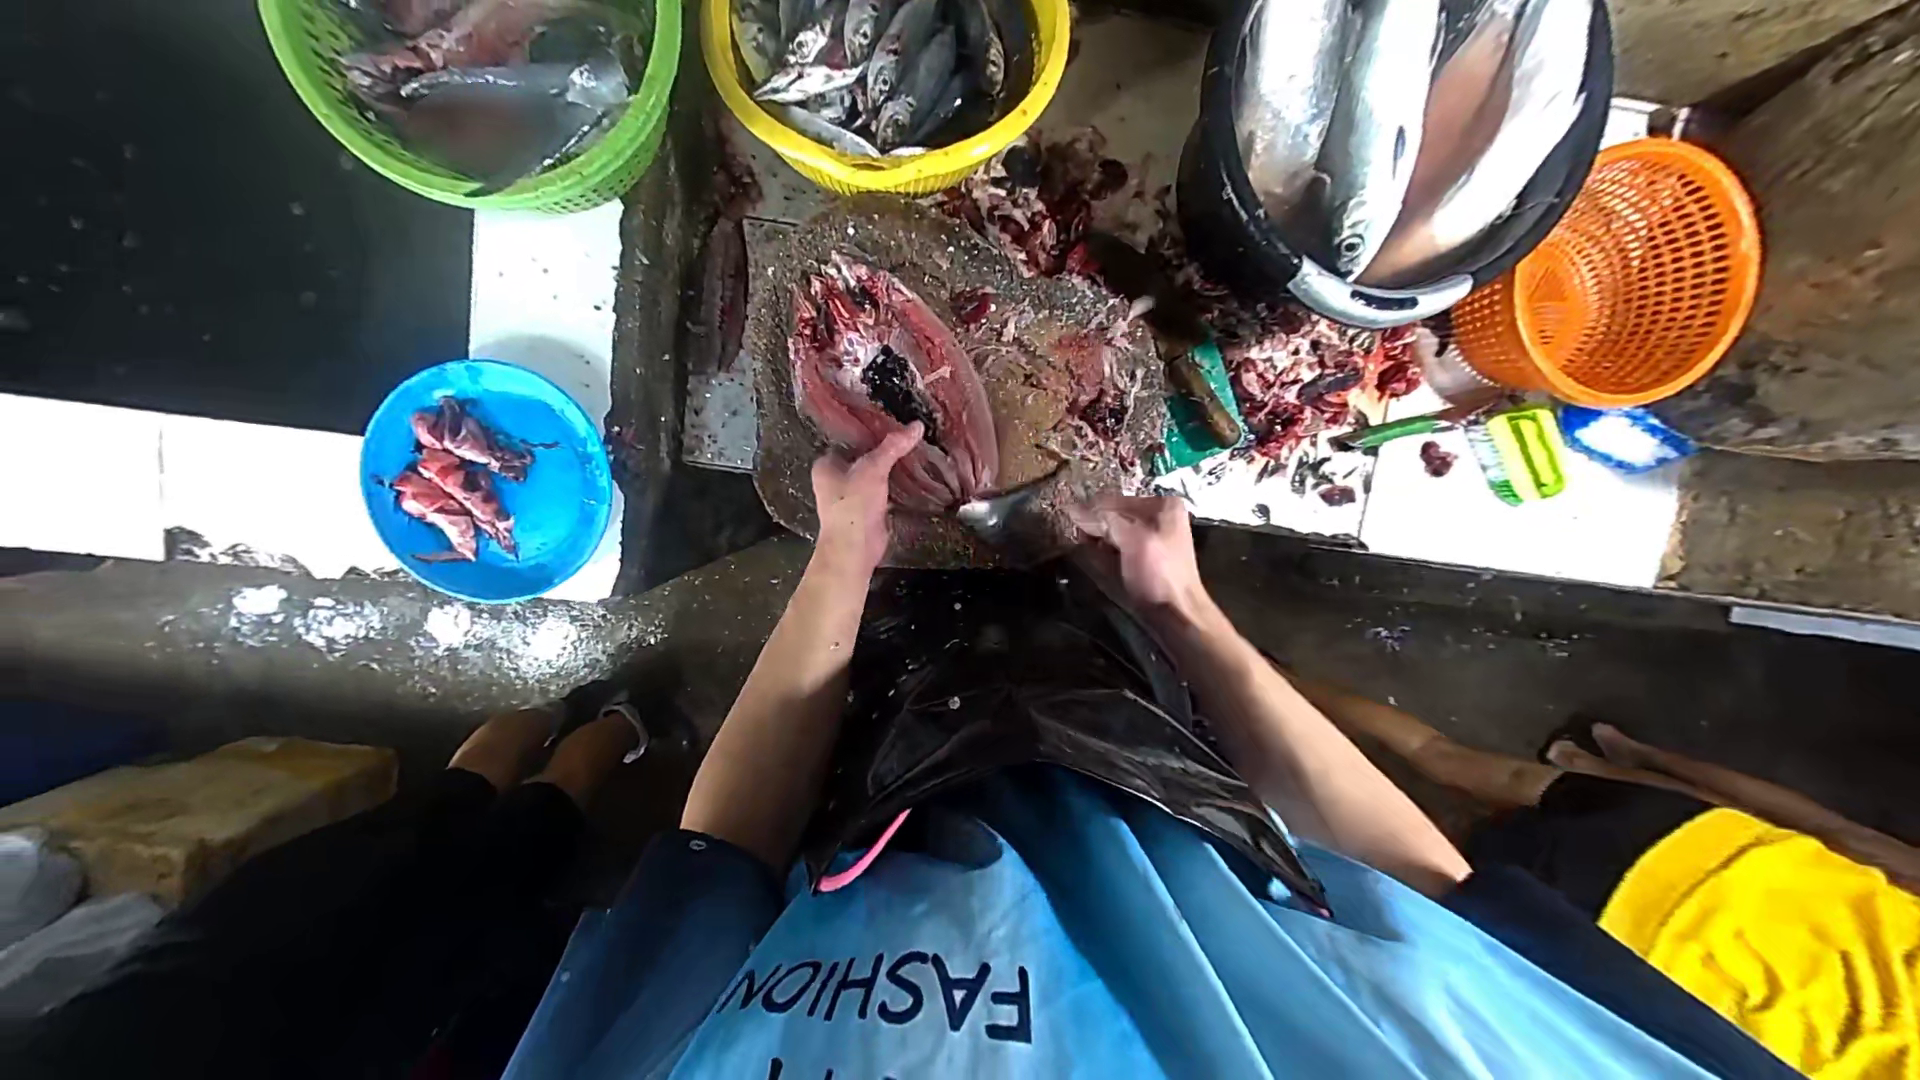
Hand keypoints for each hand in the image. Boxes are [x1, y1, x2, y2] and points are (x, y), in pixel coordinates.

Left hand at [810, 423, 922, 574]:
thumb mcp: (873, 468)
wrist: (854, 547)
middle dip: (883, 450)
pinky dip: (896, 486)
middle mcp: (835, 479)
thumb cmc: (853, 503)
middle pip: (863, 457)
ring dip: (891, 469)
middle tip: (907, 436)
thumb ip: (893, 446)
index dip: (869, 430)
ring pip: (874, 475)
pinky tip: (913, 477)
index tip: (891, 421)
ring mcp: (851, 496)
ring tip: (914, 452)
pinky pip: (883, 492)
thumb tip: (917, 426)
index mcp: (826, 464)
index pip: (848, 439)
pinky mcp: (867, 511)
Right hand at [1070, 495, 1215, 626]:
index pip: (1114, 500)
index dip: (1090, 512)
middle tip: (1079, 542)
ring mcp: (1151, 536)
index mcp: (1161, 504)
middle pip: (1112, 514)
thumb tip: (1072, 508)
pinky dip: (1103, 552)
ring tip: (1088, 553)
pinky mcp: (1143, 557)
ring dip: (1096, 542)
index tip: (1070, 525)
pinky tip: (1098, 561)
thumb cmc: (1158, 574)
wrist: (1177, 615)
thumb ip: (1104, 520)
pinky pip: (1115, 546)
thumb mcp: (1133, 539)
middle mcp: (1157, 515)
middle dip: (1094, 528)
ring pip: (1111, 531)